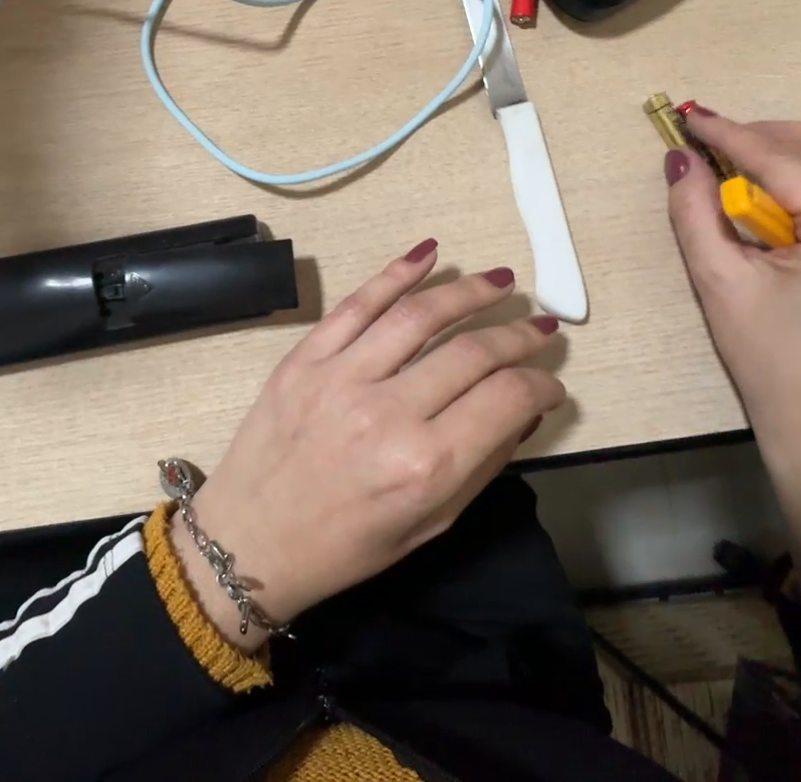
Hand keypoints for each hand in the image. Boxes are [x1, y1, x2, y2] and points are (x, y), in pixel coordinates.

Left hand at [177, 243, 564, 649]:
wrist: (250, 539)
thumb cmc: (344, 546)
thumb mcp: (428, 525)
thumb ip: (482, 464)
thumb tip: (522, 408)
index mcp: (425, 466)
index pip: (507, 399)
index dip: (541, 384)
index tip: (549, 382)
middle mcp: (386, 413)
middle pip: (471, 352)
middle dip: (516, 334)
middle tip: (538, 327)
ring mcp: (339, 377)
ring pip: (417, 314)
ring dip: (467, 291)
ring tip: (499, 281)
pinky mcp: (303, 358)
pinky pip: (356, 304)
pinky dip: (395, 273)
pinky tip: (428, 255)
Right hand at [666, 112, 800, 608]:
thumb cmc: (771, 364)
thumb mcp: (720, 286)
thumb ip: (695, 214)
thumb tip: (679, 161)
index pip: (787, 163)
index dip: (732, 135)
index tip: (690, 117)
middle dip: (777, 135)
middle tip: (722, 141)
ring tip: (746, 172)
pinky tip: (785, 209)